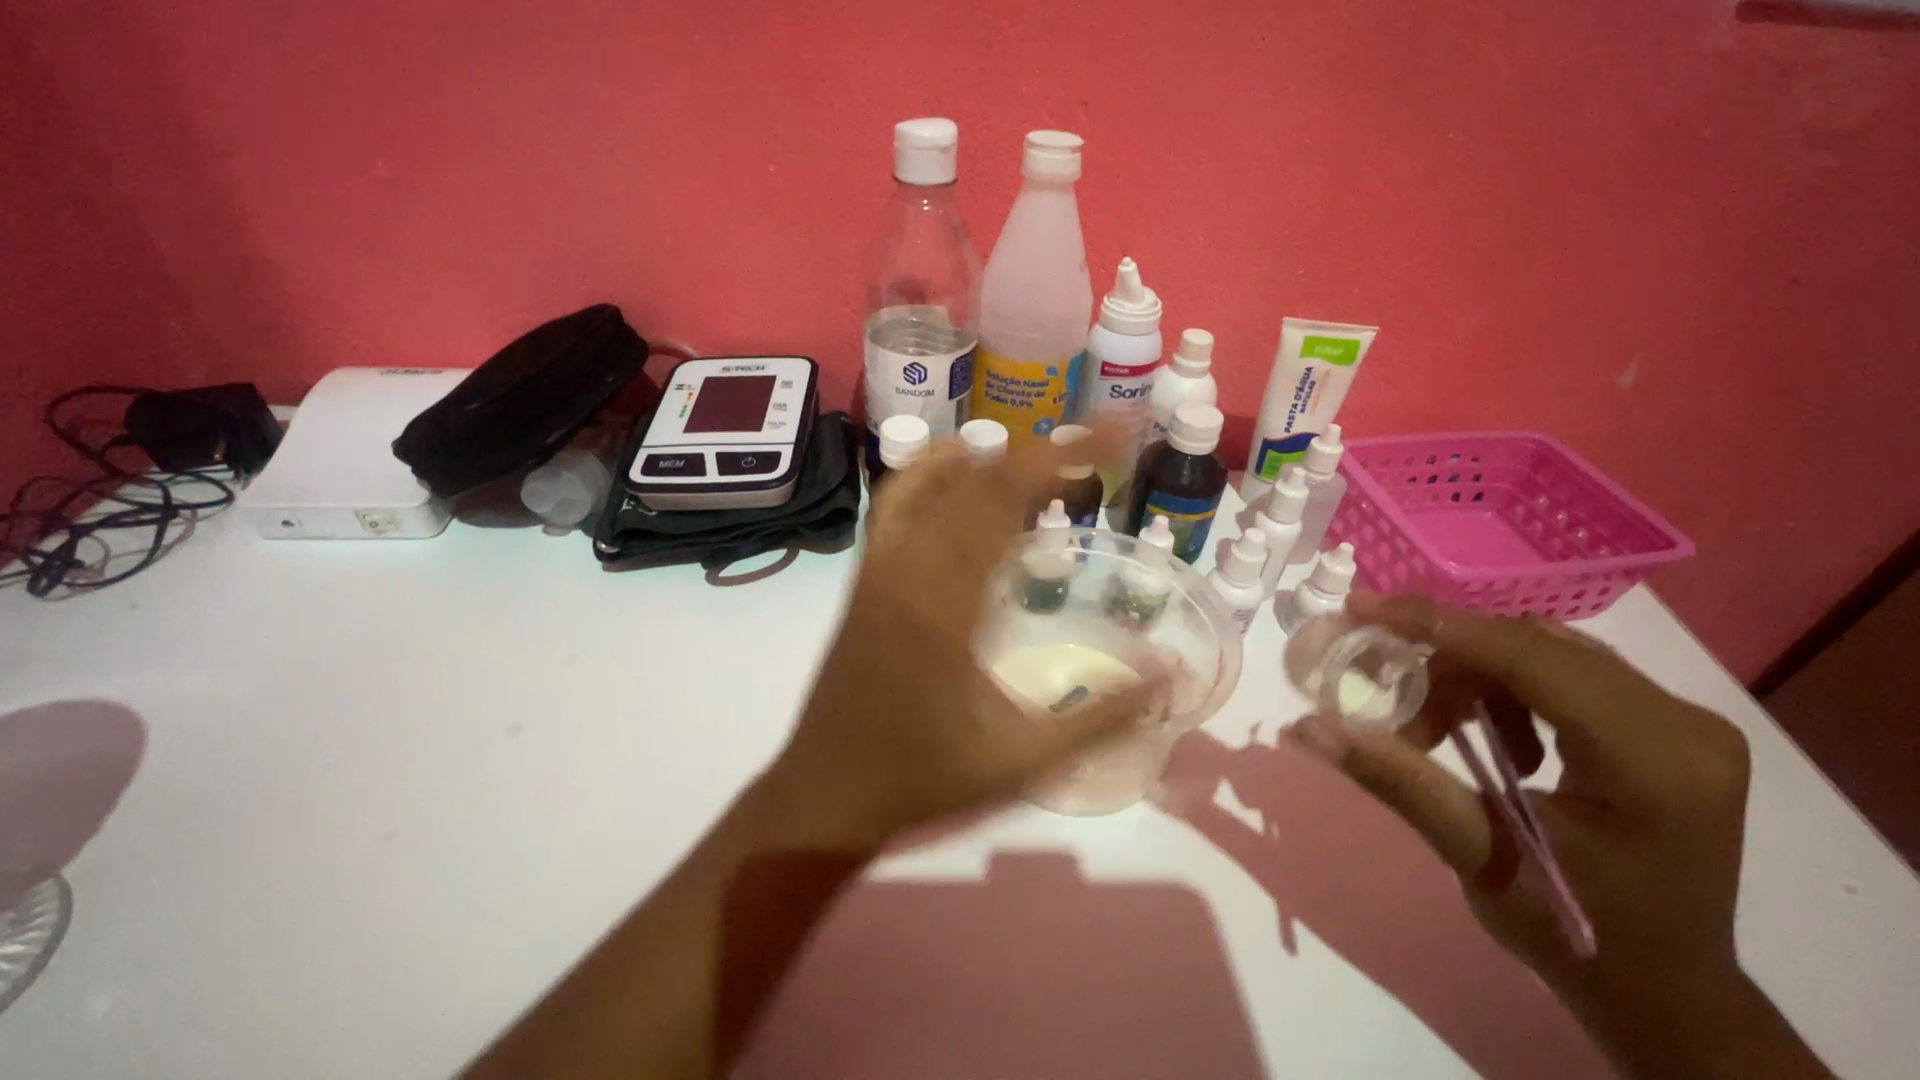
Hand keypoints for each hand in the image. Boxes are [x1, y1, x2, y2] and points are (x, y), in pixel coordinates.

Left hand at [762, 433, 1166, 845]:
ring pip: (928, 485)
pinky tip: (958, 472)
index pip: (1005, 501)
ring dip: (987, 458)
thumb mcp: (1022, 761)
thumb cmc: (924, 780)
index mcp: (945, 606)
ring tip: (1042, 455)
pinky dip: (929, 475)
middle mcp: (905, 571)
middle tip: (1097, 444)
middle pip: (974, 482)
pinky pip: (893, 508)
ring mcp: (876, 572)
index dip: (1061, 457)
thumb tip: (1170, 670)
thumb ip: (1100, 718)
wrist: (825, 794)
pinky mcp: (862, 581)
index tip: (1112, 434)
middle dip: (1039, 453)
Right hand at [1288, 592, 1751, 997]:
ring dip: (1479, 679)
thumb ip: (1397, 780)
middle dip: (1451, 664)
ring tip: (1443, 735)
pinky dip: (1512, 691)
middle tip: (1398, 711)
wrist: (1664, 991)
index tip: (1362, 608)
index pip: (1531, 658)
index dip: (1438, 626)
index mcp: (1652, 759)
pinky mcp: (1677, 729)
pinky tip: (1497, 742)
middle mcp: (1687, 723)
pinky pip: (1573, 675)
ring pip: (1552, 653)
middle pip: (1539, 647)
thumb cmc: (1574, 933)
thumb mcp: (1478, 855)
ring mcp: (1690, 722)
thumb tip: (1308, 726)